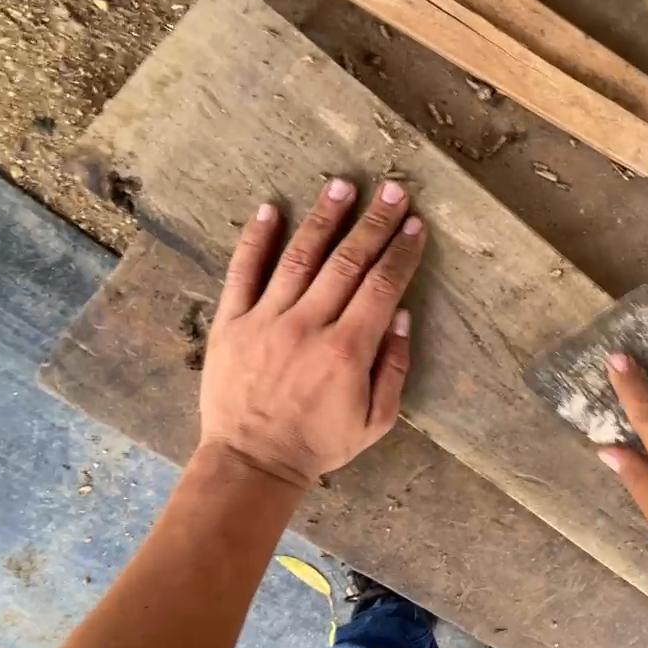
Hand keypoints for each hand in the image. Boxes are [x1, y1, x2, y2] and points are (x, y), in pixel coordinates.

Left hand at [197, 178, 425, 489]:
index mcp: (348, 351)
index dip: (401, 253)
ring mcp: (266, 320)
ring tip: (342, 185)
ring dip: (324, 219)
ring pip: (299, 258)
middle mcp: (308, 326)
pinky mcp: (232, 323)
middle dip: (374, 224)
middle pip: (347, 262)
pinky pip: (243, 273)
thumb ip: (393, 366)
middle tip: (393, 191)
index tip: (415, 225)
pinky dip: (256, 240)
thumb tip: (400, 315)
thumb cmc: (321, 443)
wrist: (253, 461)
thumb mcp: (377, 419)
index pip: (381, 287)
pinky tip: (271, 210)